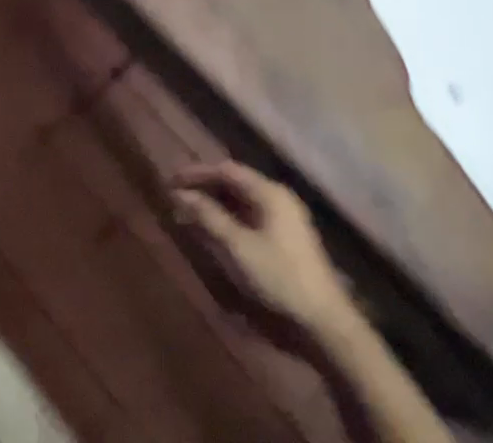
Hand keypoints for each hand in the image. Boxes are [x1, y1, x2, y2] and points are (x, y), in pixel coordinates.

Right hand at [169, 161, 350, 329]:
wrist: (322, 320)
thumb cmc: (277, 277)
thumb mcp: (236, 246)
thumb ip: (207, 216)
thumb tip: (179, 194)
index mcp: (270, 194)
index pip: (226, 171)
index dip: (196, 173)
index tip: (169, 181)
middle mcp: (278, 199)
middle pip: (234, 183)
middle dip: (203, 188)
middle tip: (175, 196)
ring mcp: (284, 219)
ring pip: (241, 201)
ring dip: (213, 204)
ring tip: (187, 214)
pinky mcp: (284, 238)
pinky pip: (249, 216)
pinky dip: (226, 218)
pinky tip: (211, 230)